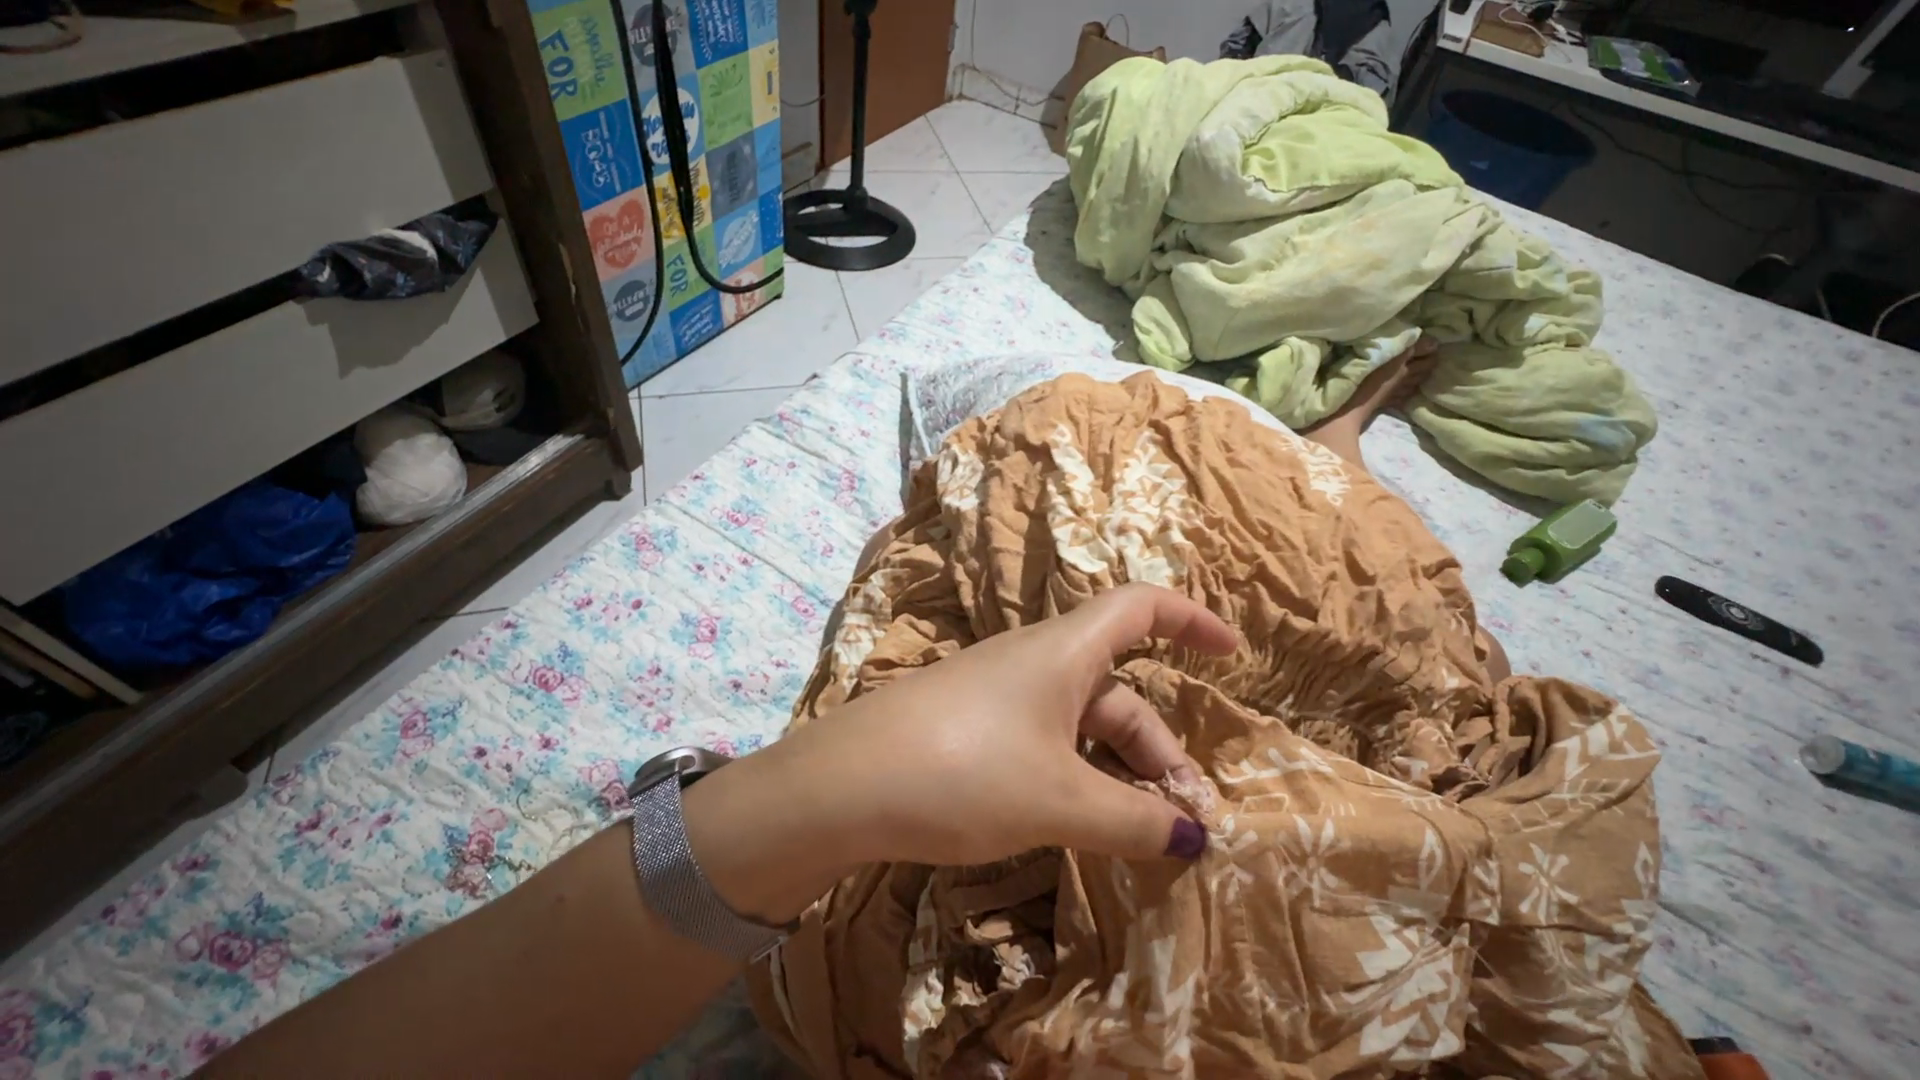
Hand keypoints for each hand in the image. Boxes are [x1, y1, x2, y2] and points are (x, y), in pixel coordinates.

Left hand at [682, 584, 1238, 923]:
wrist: (841, 788)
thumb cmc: (964, 773)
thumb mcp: (1060, 801)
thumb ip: (1132, 821)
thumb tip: (1194, 840)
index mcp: (1063, 653)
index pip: (1140, 608)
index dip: (1191, 620)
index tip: (1233, 654)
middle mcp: (1033, 663)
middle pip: (1118, 691)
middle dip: (1158, 750)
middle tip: (1184, 822)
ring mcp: (997, 697)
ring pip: (1079, 725)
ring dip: (1117, 774)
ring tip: (1137, 837)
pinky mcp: (969, 729)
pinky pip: (1043, 742)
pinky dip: (1075, 778)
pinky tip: (1076, 827)